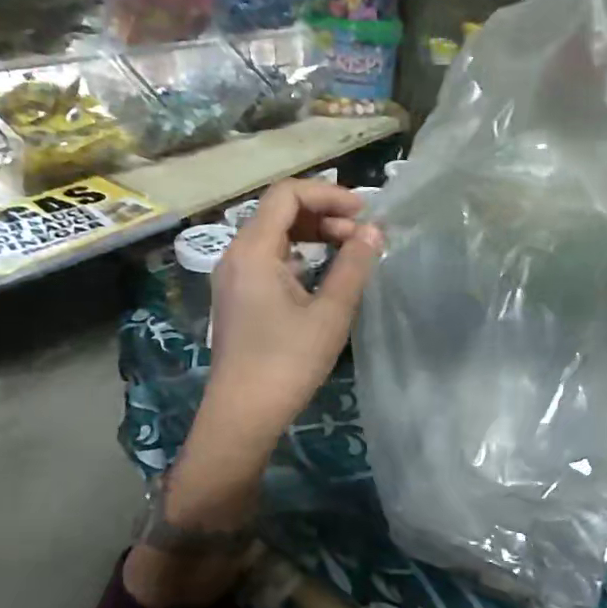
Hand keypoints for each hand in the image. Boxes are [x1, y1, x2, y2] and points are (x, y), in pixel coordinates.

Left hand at [124, 181, 381, 607]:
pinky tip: (321, 275)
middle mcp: (235, 255)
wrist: (242, 415)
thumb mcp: (330, 313)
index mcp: (252, 250)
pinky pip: (267, 259)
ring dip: (311, 235)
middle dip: (323, 213)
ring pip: (273, 236)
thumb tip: (374, 232)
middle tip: (361, 234)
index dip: (328, 193)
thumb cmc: (287, 363)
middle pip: (278, 211)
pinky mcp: (236, 297)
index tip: (364, 210)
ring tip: (348, 252)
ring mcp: (232, 277)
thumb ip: (354, 266)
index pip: (287, 194)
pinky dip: (297, 255)